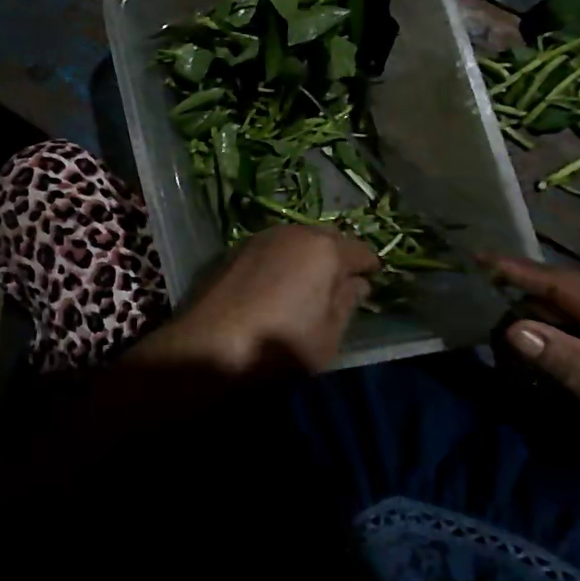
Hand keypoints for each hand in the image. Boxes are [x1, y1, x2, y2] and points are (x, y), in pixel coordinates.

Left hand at [144, 225, 379, 374]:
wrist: (207, 347)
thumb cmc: (277, 347)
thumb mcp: (328, 335)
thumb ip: (346, 302)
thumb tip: (357, 283)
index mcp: (322, 249)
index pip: (361, 250)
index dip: (370, 267)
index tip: (373, 283)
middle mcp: (290, 232)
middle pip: (325, 237)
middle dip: (337, 256)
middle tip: (341, 284)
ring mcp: (257, 239)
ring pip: (294, 240)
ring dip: (305, 256)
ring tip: (307, 285)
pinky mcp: (231, 251)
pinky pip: (269, 250)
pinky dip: (279, 262)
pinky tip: (275, 286)